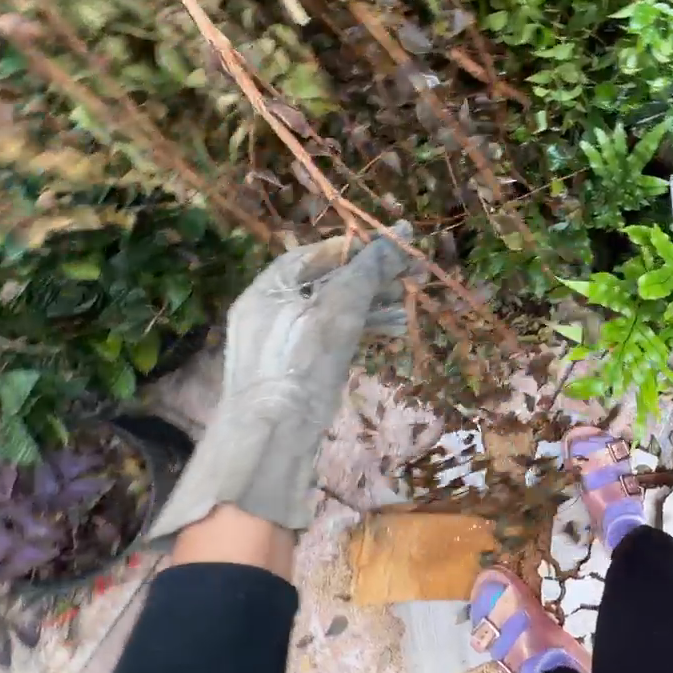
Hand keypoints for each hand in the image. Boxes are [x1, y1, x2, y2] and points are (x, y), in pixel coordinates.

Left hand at [148, 225, 412, 537]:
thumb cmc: (302, 365)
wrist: (271, 441)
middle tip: (407, 280)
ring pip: (330, 311)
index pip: (313, 254)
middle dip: (368, 279)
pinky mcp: (293, 371)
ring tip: (405, 312)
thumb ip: (368, 270)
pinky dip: (357, 330)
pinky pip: (328, 337)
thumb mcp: (340, 309)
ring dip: (369, 306)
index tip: (391, 252)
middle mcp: (267, 312)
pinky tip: (388, 334)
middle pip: (324, 282)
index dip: (353, 249)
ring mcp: (278, 344)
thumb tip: (400, 232)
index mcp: (266, 290)